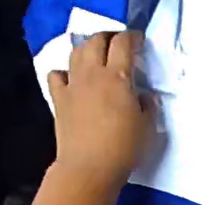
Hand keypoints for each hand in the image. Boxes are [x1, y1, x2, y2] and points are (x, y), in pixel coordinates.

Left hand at [47, 30, 151, 189]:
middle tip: (117, 44)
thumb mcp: (147, 127)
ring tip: (95, 55)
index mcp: (118, 77)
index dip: (132, 37)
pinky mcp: (58, 99)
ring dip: (87, 48)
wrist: (89, 168)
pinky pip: (56, 75)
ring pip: (76, 52)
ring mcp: (72, 85)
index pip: (123, 43)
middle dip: (108, 36)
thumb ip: (148, 106)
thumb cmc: (123, 148)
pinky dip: (63, 71)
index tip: (138, 41)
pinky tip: (71, 79)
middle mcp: (93, 74)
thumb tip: (144, 96)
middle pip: (96, 40)